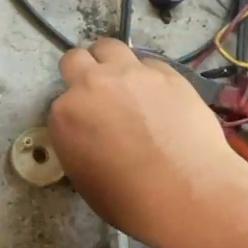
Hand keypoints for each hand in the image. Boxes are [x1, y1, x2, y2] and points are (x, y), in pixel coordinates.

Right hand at [48, 39, 247, 247]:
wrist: (187, 193)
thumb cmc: (128, 199)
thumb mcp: (83, 176)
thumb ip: (77, 142)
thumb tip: (90, 133)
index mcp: (66, 114)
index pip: (60, 101)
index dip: (73, 112)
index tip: (86, 125)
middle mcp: (93, 84)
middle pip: (77, 59)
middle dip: (82, 71)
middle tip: (97, 93)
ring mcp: (133, 74)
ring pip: (111, 48)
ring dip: (112, 63)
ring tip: (126, 85)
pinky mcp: (168, 74)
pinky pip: (150, 65)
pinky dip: (149, 77)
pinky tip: (160, 99)